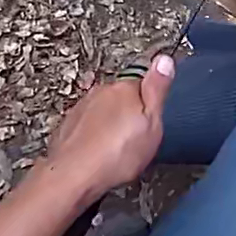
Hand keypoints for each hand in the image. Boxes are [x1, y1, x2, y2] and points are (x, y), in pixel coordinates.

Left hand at [43, 55, 174, 199]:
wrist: (75, 175)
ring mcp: (83, 107)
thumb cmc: (114, 155)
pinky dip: (96, 136)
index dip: (150, 105)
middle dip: (130, 115)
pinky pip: (90, 126)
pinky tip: (101, 152)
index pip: (143, 84)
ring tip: (117, 150)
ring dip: (111, 126)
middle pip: (123, 98)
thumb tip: (164, 60)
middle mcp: (100, 93)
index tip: (151, 121)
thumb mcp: (151, 124)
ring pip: (105, 112)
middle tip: (136, 139)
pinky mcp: (70, 123)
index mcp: (123, 89)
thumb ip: (157, 89)